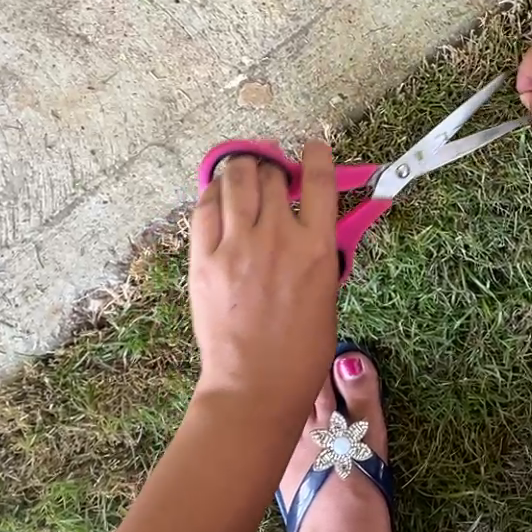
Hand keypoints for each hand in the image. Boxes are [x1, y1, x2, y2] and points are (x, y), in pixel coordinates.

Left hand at [187, 143, 339, 407]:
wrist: (257, 384)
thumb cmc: (303, 348)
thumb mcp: (327, 291)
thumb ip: (316, 251)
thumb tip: (306, 225)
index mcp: (317, 248)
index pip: (319, 180)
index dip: (316, 155)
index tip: (312, 147)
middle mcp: (279, 237)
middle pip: (271, 176)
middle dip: (272, 168)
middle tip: (270, 174)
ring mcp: (238, 246)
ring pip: (236, 181)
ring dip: (242, 170)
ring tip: (242, 174)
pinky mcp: (204, 259)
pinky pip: (205, 208)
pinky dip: (213, 193)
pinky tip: (218, 196)